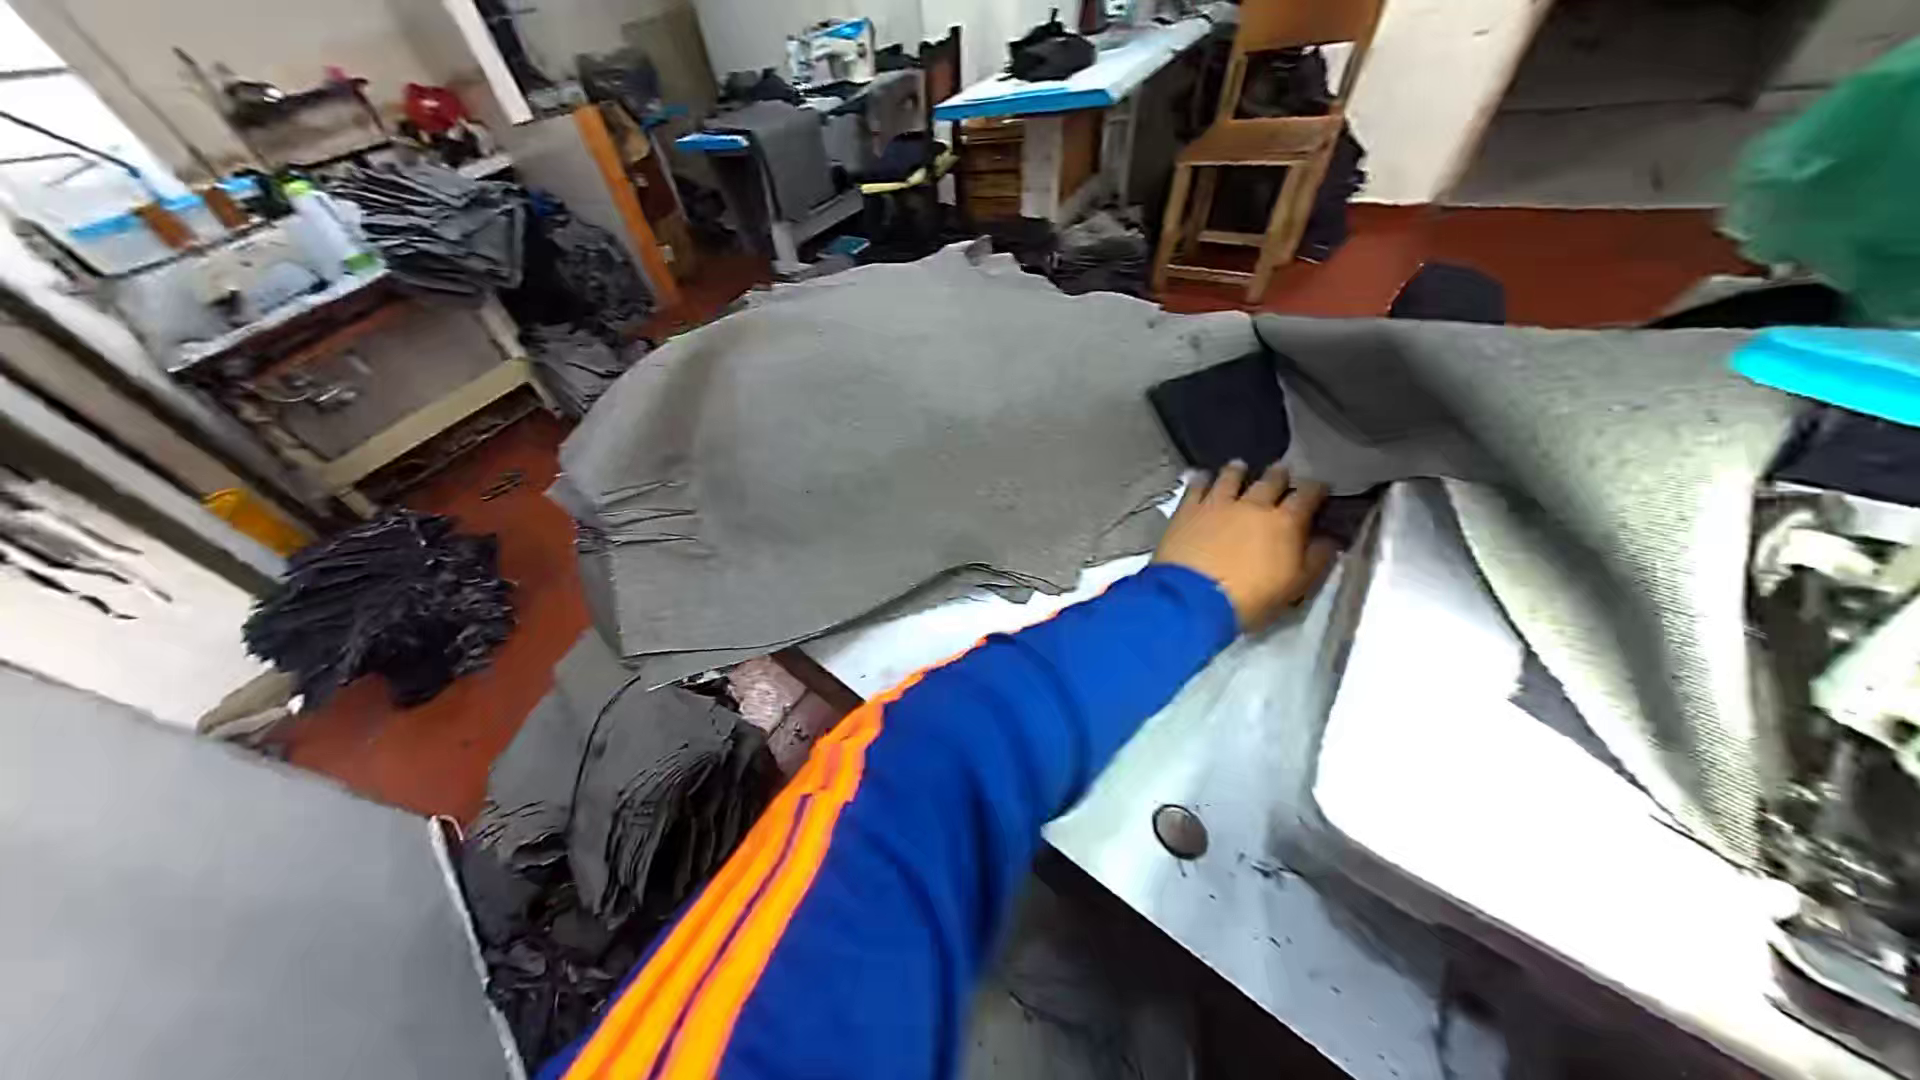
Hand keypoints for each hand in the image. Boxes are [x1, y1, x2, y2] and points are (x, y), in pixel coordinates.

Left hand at [1152, 461, 1336, 630]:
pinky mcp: (1188, 510)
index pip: (1307, 496)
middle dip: (1279, 475)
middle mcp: (1253, 505)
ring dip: (1238, 470)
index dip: (1316, 489)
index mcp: (1285, 522)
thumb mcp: (1295, 586)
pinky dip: (1201, 479)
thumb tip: (1329, 539)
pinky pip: (1196, 487)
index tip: (1319, 487)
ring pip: (1230, 477)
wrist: (1194, 597)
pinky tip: (1201, 475)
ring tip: (1240, 465)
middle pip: (1270, 481)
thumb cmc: (1251, 598)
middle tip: (1281, 470)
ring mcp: (1218, 504)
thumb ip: (1316, 559)